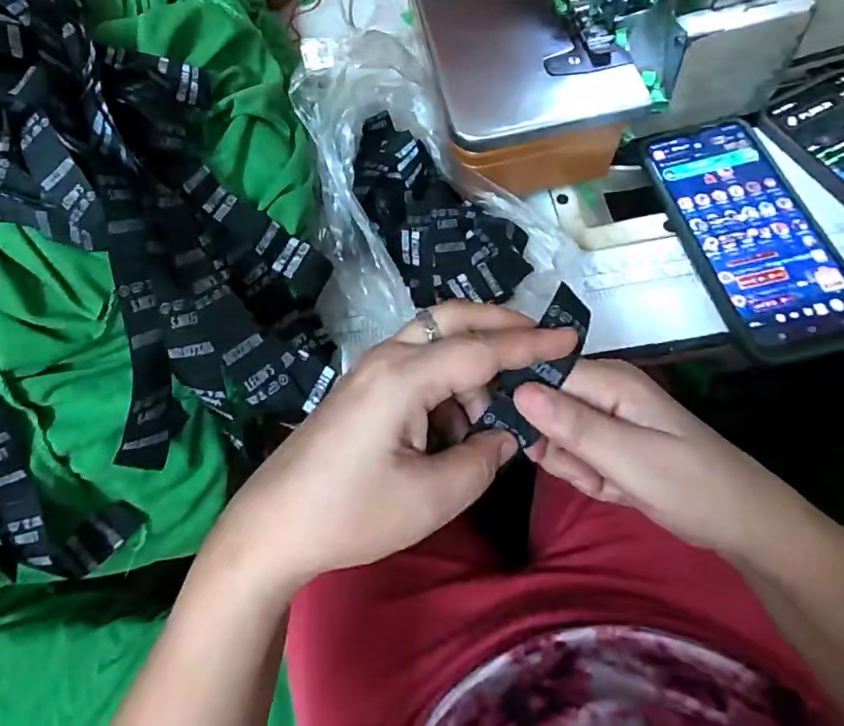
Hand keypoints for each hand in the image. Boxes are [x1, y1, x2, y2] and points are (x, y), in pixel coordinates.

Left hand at [202, 302, 578, 595]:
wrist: (273, 524)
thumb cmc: (350, 513)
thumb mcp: (430, 498)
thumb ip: (481, 460)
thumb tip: (505, 435)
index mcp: (403, 376)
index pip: (479, 348)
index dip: (529, 344)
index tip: (570, 339)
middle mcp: (386, 358)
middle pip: (451, 320)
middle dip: (499, 325)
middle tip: (541, 345)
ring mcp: (370, 369)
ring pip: (434, 342)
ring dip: (471, 364)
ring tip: (492, 416)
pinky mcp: (363, 387)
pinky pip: (416, 365)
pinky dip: (446, 380)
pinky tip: (455, 424)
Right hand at [514, 359, 809, 559]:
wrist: (743, 525)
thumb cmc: (692, 485)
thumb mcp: (630, 458)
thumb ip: (572, 425)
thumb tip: (517, 390)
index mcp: (608, 378)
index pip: (541, 373)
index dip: (525, 402)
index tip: (528, 437)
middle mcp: (600, 389)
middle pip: (542, 406)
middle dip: (556, 445)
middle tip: (590, 470)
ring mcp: (603, 416)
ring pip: (553, 435)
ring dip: (572, 465)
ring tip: (608, 481)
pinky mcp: (605, 441)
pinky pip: (570, 454)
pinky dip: (585, 476)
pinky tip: (613, 487)